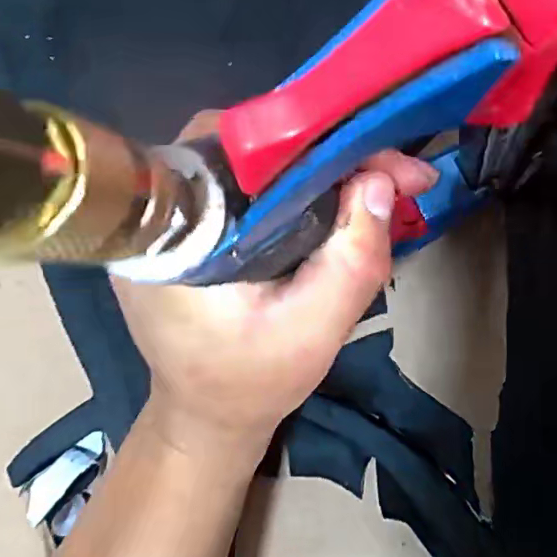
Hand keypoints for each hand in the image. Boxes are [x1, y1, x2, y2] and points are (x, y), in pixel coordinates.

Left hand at [112, 120, 440, 459]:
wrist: (204, 414)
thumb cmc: (250, 382)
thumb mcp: (311, 334)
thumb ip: (351, 262)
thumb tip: (381, 179)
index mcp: (175, 230)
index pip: (243, 151)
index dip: (319, 143)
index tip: (383, 159)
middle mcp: (162, 204)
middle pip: (251, 144)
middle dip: (330, 150)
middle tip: (393, 172)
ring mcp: (173, 206)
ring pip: (255, 155)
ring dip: (319, 162)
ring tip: (376, 181)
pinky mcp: (192, 215)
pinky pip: (251, 177)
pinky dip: (299, 180)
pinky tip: (338, 194)